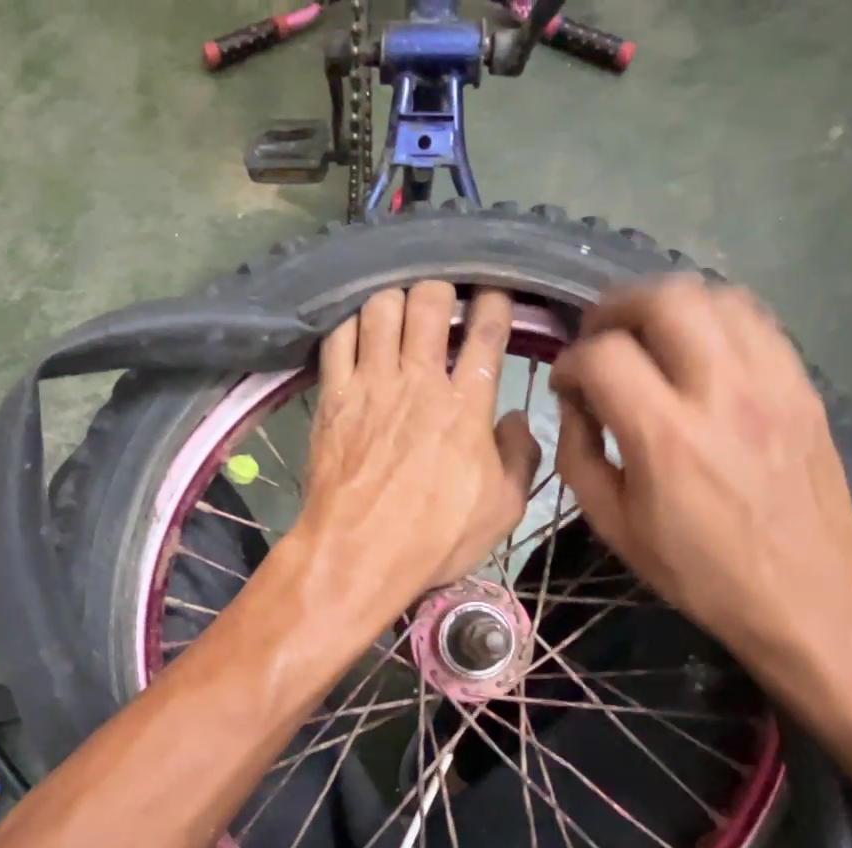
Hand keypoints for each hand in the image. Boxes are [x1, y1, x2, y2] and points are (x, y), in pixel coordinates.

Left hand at [297, 281, 540, 606]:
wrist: (357, 553)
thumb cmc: (436, 538)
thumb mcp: (503, 509)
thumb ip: (520, 456)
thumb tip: (519, 417)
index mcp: (467, 405)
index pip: (486, 331)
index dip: (494, 301)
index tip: (494, 294)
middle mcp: (418, 381)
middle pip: (429, 302)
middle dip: (440, 290)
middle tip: (442, 302)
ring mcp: (370, 384)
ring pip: (379, 309)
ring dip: (393, 301)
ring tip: (398, 313)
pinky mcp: (331, 397)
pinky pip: (337, 339)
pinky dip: (349, 326)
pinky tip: (357, 333)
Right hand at [551, 278, 851, 663]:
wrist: (805, 593)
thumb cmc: (698, 572)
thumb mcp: (615, 527)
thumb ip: (579, 457)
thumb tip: (573, 405)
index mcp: (665, 439)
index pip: (603, 356)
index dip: (570, 361)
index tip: (565, 383)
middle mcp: (721, 394)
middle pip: (663, 300)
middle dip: (615, 307)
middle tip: (599, 337)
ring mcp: (771, 382)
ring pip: (715, 296)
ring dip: (666, 305)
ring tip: (646, 334)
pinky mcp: (802, 384)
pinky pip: (755, 319)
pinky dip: (713, 318)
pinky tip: (696, 346)